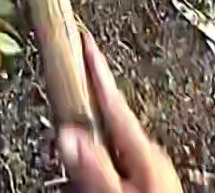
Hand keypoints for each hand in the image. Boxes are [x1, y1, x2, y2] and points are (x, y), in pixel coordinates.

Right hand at [58, 31, 182, 192]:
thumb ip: (93, 163)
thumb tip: (66, 133)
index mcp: (144, 147)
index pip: (111, 94)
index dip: (95, 63)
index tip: (84, 36)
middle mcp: (149, 153)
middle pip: (109, 118)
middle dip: (84, 108)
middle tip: (62, 97)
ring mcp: (151, 167)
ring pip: (111, 142)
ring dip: (90, 142)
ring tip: (71, 152)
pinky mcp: (149, 182)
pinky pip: (118, 161)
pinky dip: (101, 160)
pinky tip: (92, 176)